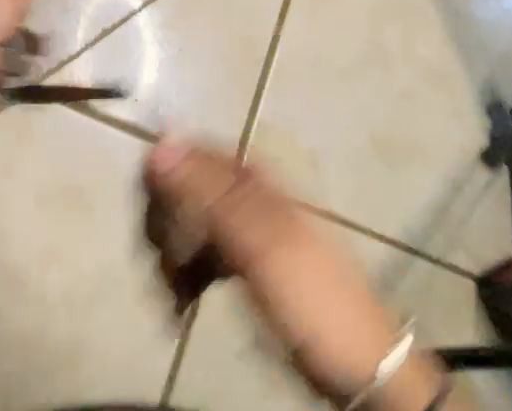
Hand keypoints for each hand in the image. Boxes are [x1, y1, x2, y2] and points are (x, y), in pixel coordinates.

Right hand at [143, 139, 433, 403]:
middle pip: (180, 189)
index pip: (186, 153)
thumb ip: (208, 192)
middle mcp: (245, 195)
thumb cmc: (314, 301)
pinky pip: (196, 254)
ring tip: (172, 293)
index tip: (151, 216)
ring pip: (183, 224)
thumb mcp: (260, 244)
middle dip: (163, 227)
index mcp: (253, 180)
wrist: (361, 366)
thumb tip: (159, 144)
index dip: (160, 180)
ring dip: (170, 257)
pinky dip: (183, 275)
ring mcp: (244, 228)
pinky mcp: (242, 261)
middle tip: (164, 262)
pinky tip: (179, 300)